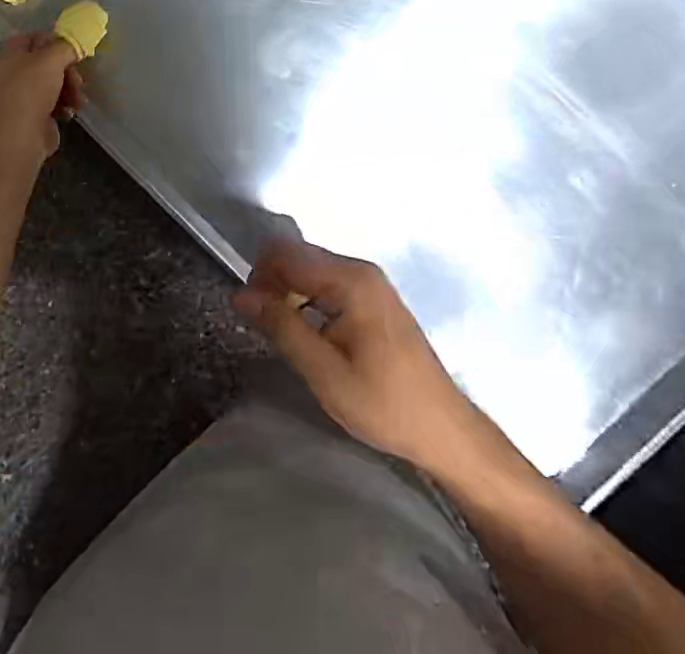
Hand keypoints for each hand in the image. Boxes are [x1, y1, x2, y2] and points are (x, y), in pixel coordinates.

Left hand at [0, 34, 84, 157]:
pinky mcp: (28, 114)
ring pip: (51, 83)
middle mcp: (8, 72)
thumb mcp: (51, 59)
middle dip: (67, 72)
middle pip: (46, 63)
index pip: (34, 38)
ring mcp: (17, 95)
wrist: (19, 137)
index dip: (56, 43)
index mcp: (5, 53)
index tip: (75, 52)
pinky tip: (68, 113)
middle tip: (78, 82)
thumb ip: (66, 45)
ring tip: (77, 101)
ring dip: (69, 90)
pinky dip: (62, 105)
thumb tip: (76, 41)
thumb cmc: (30, 91)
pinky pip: (50, 102)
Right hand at [233, 238, 508, 476]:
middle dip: (270, 284)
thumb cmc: (384, 404)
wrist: (444, 430)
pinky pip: (324, 282)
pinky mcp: (372, 297)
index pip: (283, 254)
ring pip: (307, 268)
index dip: (257, 279)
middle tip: (266, 328)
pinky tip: (309, 334)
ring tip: (286, 334)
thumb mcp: (323, 372)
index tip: (252, 316)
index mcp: (350, 281)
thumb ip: (280, 327)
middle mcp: (360, 270)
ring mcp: (369, 282)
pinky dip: (305, 299)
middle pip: (295, 255)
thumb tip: (240, 295)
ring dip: (286, 293)